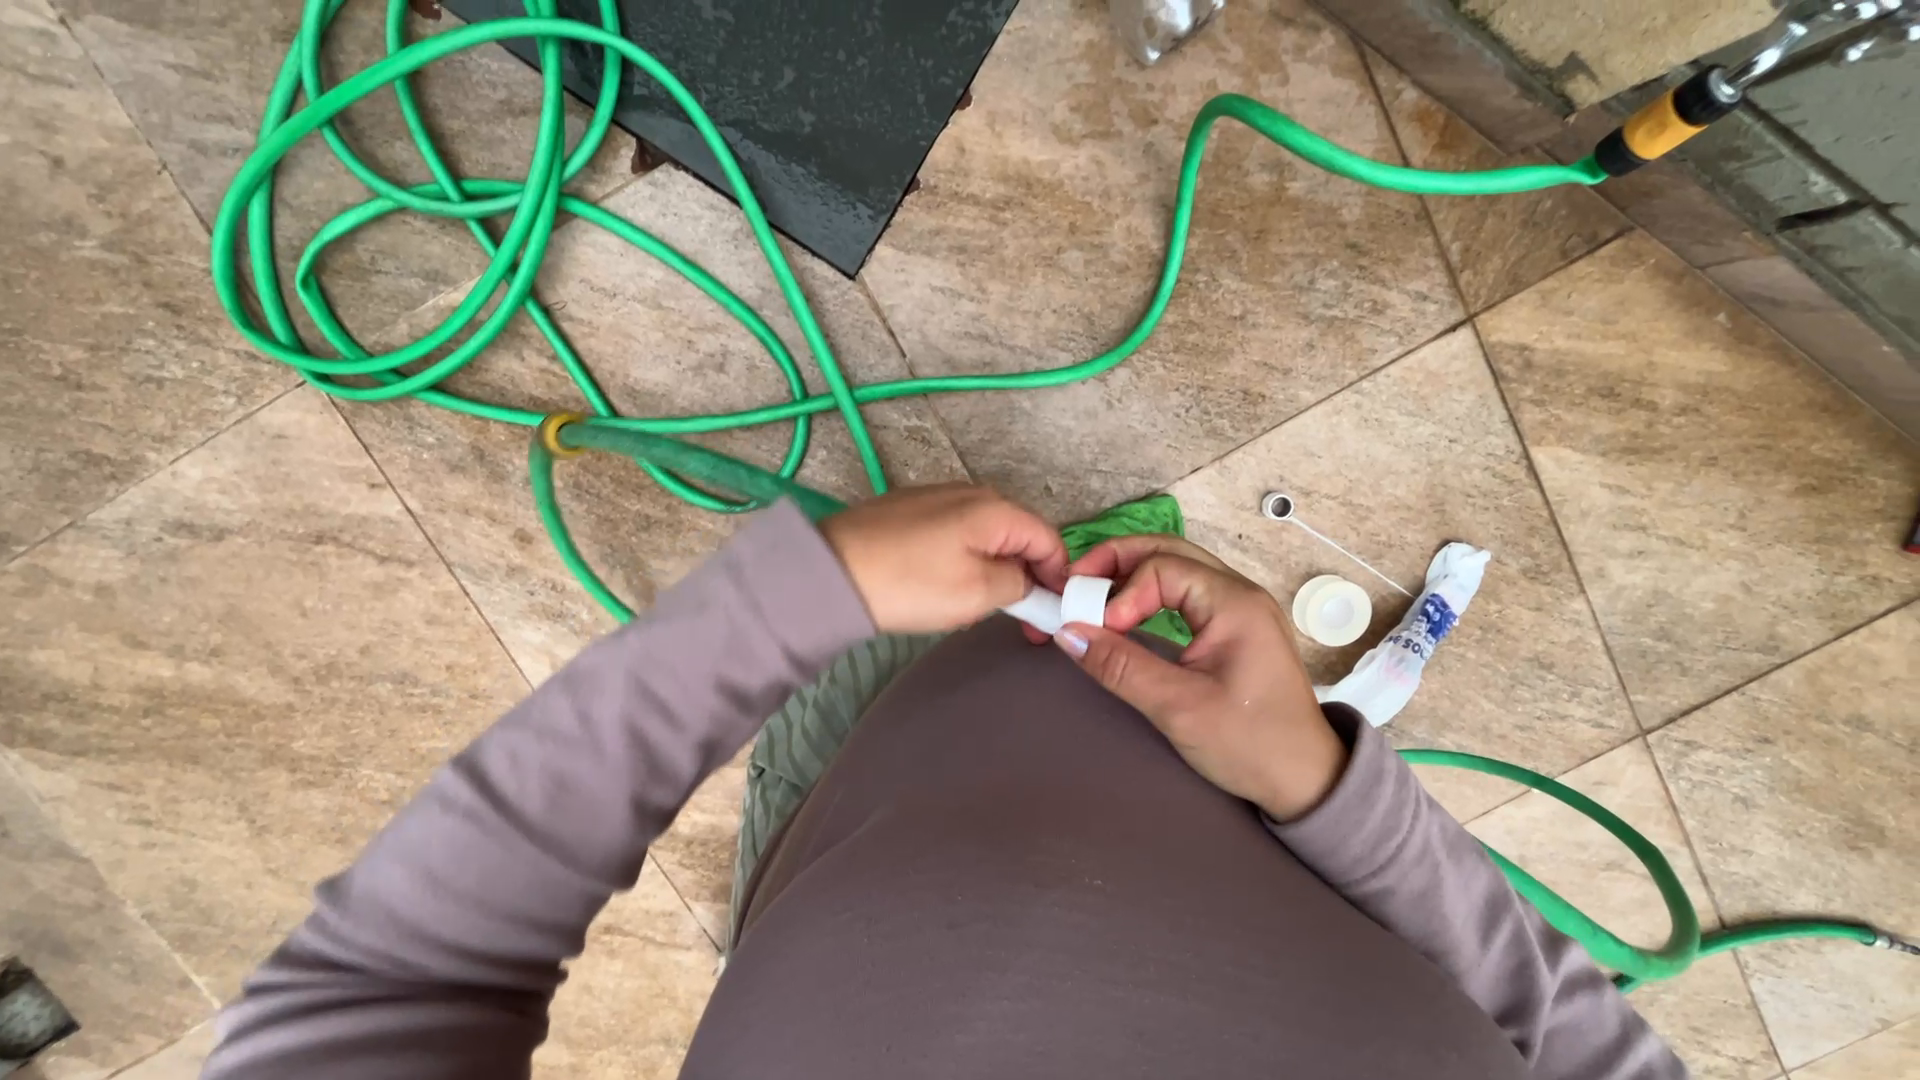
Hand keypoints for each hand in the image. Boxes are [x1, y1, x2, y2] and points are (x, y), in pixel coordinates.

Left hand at [820, 484, 1068, 634]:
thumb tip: (1027, 579)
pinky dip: (962, 560)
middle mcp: (972, 491)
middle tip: (1013, 617)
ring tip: (972, 606)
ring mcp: (938, 496)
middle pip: (1018, 535)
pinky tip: (941, 585)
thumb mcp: (977, 592)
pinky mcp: (910, 508)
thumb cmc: (910, 583)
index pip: (1049, 540)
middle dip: (1023, 575)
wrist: (830, 571)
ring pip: (986, 536)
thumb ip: (1019, 583)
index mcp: (996, 508)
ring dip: (991, 570)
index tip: (1047, 616)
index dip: (1057, 578)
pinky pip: (955, 534)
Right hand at [1056, 535, 1347, 820]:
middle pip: (1168, 551)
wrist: (1307, 781)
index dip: (1120, 591)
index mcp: (1234, 603)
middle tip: (1076, 582)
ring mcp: (1238, 608)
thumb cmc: (1249, 743)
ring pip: (1175, 568)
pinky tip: (1124, 614)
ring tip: (1092, 594)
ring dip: (1131, 575)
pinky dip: (1148, 595)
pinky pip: (1183, 593)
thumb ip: (1121, 666)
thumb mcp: (1178, 708)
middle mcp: (1238, 593)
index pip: (1161, 568)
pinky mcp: (1232, 628)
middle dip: (1118, 560)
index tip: (1094, 628)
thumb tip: (1067, 632)